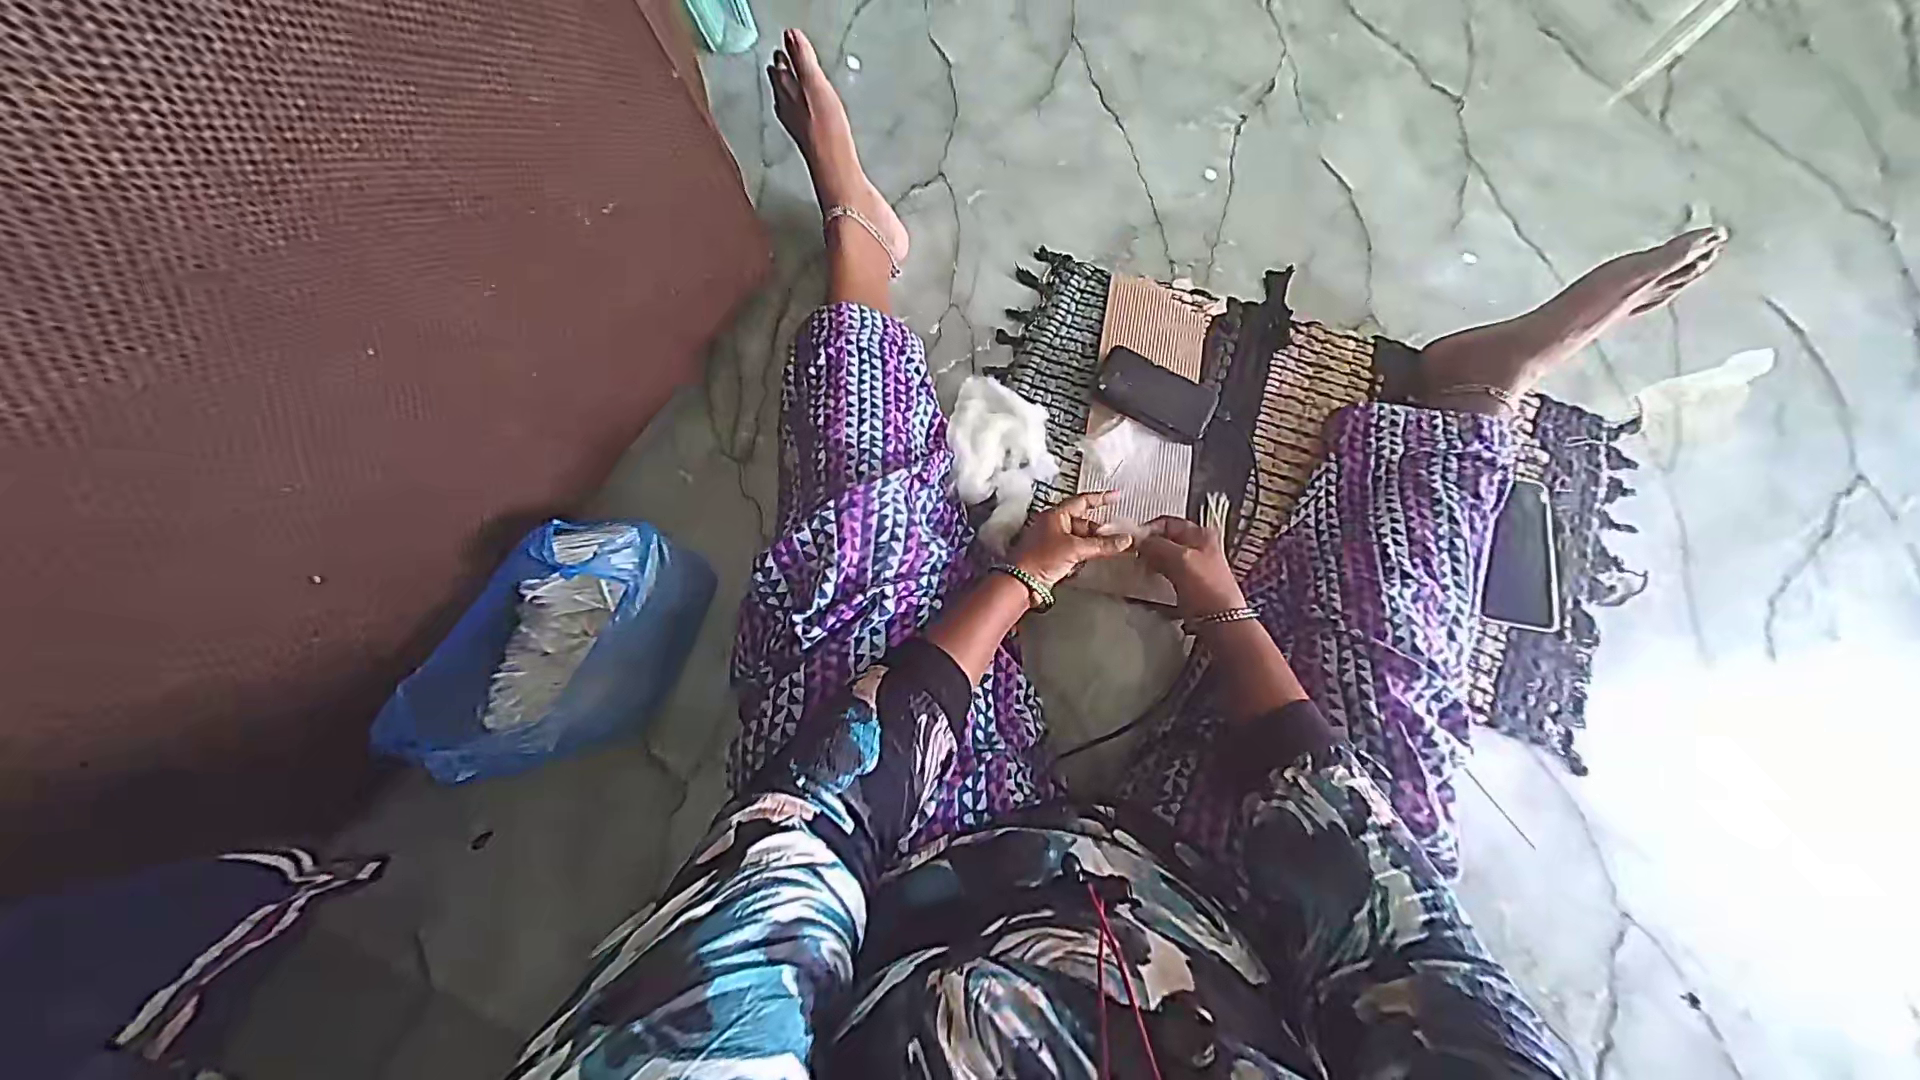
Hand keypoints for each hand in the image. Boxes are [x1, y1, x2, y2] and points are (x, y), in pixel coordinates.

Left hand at [1008, 491, 1134, 587]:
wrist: (1022, 582)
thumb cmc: (1041, 559)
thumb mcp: (1075, 549)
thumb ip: (1102, 545)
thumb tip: (1125, 540)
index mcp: (1056, 514)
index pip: (1082, 501)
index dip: (1101, 498)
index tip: (1116, 496)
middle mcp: (1054, 524)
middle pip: (1084, 523)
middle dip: (1100, 531)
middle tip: (1117, 538)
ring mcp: (1053, 540)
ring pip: (1080, 538)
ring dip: (1094, 544)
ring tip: (1109, 551)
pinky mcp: (1053, 555)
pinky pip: (1075, 550)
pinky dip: (1085, 553)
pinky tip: (1092, 560)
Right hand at [1136, 515, 1247, 617]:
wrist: (1220, 621)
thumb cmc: (1204, 587)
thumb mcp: (1180, 559)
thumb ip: (1157, 545)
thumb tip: (1139, 541)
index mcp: (1201, 534)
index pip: (1167, 522)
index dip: (1148, 529)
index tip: (1133, 541)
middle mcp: (1199, 546)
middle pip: (1165, 540)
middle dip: (1148, 547)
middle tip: (1134, 556)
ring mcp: (1194, 566)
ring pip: (1164, 557)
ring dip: (1151, 562)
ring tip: (1140, 570)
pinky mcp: (1189, 583)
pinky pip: (1167, 573)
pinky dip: (1156, 575)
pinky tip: (1149, 582)